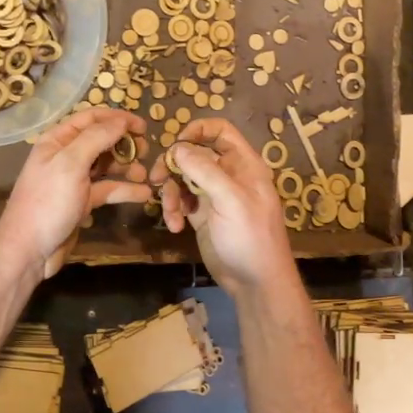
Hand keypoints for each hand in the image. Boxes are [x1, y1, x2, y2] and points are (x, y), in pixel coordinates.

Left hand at [0, 108, 151, 279]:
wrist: (29, 250)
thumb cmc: (47, 202)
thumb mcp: (71, 164)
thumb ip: (96, 138)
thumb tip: (121, 120)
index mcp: (57, 140)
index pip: (91, 118)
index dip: (117, 118)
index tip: (143, 126)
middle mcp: (65, 155)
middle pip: (101, 140)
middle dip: (124, 143)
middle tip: (146, 152)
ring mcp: (74, 179)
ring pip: (106, 165)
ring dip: (127, 166)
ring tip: (146, 174)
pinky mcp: (82, 202)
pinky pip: (107, 189)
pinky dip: (125, 189)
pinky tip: (144, 193)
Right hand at [150, 119, 296, 294]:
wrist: (255, 282)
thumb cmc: (251, 236)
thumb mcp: (230, 200)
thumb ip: (204, 171)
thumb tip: (177, 148)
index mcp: (243, 164)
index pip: (221, 131)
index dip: (198, 130)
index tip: (177, 142)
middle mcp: (228, 175)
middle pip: (194, 154)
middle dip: (174, 165)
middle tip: (156, 178)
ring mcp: (214, 195)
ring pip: (183, 178)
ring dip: (170, 193)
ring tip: (171, 213)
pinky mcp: (202, 215)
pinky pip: (181, 201)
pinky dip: (174, 210)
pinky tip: (175, 226)